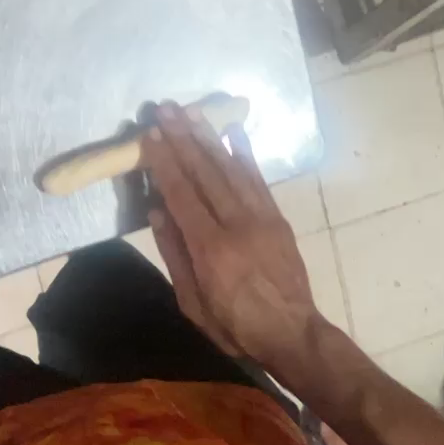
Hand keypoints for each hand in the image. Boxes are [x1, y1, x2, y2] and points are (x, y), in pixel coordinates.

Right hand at [140, 101, 329, 381]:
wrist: (293, 336)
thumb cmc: (234, 325)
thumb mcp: (191, 301)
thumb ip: (173, 253)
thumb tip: (157, 209)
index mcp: (210, 247)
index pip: (181, 193)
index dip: (164, 161)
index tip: (150, 135)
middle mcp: (236, 224)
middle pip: (205, 172)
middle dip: (182, 137)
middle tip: (165, 109)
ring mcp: (261, 218)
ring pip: (231, 168)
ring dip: (209, 137)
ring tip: (191, 112)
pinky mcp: (277, 218)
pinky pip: (258, 179)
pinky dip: (245, 153)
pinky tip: (234, 131)